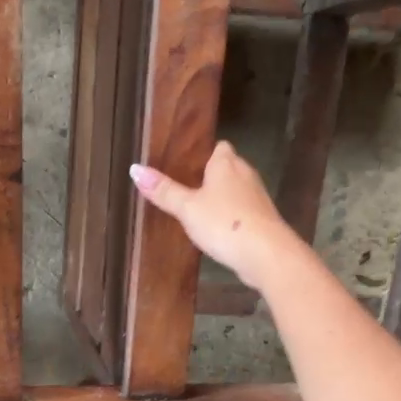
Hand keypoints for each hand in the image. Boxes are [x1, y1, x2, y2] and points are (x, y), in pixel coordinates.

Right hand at [130, 141, 304, 289]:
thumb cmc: (224, 222)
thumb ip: (163, 191)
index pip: (219, 147)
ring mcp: (257, 197)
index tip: (187, 164)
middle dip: (212, 177)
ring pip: (237, 190)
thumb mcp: (187, 208)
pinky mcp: (264, 220)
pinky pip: (244, 212)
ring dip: (223, 198)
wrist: (266, 253)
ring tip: (200, 211)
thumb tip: (134, 168)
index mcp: (226, 163)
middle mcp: (246, 174)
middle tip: (187, 189)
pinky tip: (219, 231)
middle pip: (228, 168)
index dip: (205, 153)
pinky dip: (232, 217)